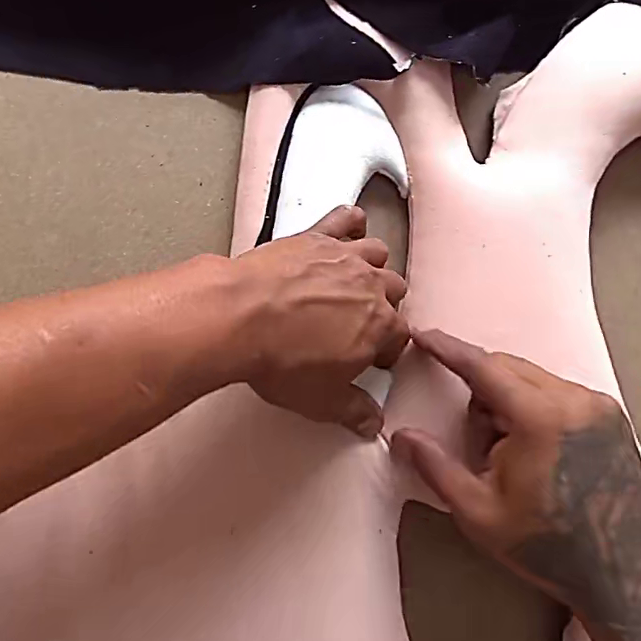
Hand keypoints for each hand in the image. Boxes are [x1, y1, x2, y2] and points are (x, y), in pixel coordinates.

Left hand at [230, 206, 407, 438]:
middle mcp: (370, 285)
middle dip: (385, 304)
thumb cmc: (280, 356)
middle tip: (362, 319)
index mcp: (380, 325)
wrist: (241, 317)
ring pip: (378, 252)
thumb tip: (371, 421)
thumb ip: (353, 410)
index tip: (373, 357)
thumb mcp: (321, 400)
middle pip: (395, 289)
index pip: (400, 335)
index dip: (387, 348)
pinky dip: (351, 221)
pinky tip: (349, 226)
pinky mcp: (316, 236)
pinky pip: (346, 219)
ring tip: (356, 277)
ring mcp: (344, 256)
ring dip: (373, 265)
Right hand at [389, 329, 640, 624]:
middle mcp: (575, 402)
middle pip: (505, 368)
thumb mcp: (478, 513)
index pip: (482, 367)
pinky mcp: (611, 416)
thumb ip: (435, 467)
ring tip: (514, 457)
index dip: (447, 349)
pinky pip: (556, 390)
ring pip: (530, 378)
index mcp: (541, 419)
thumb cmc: (552, 549)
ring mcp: (598, 407)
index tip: (425, 337)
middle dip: (481, 395)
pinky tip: (537, 452)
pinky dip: (534, 408)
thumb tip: (402, 437)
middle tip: (481, 447)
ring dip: (508, 403)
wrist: (625, 577)